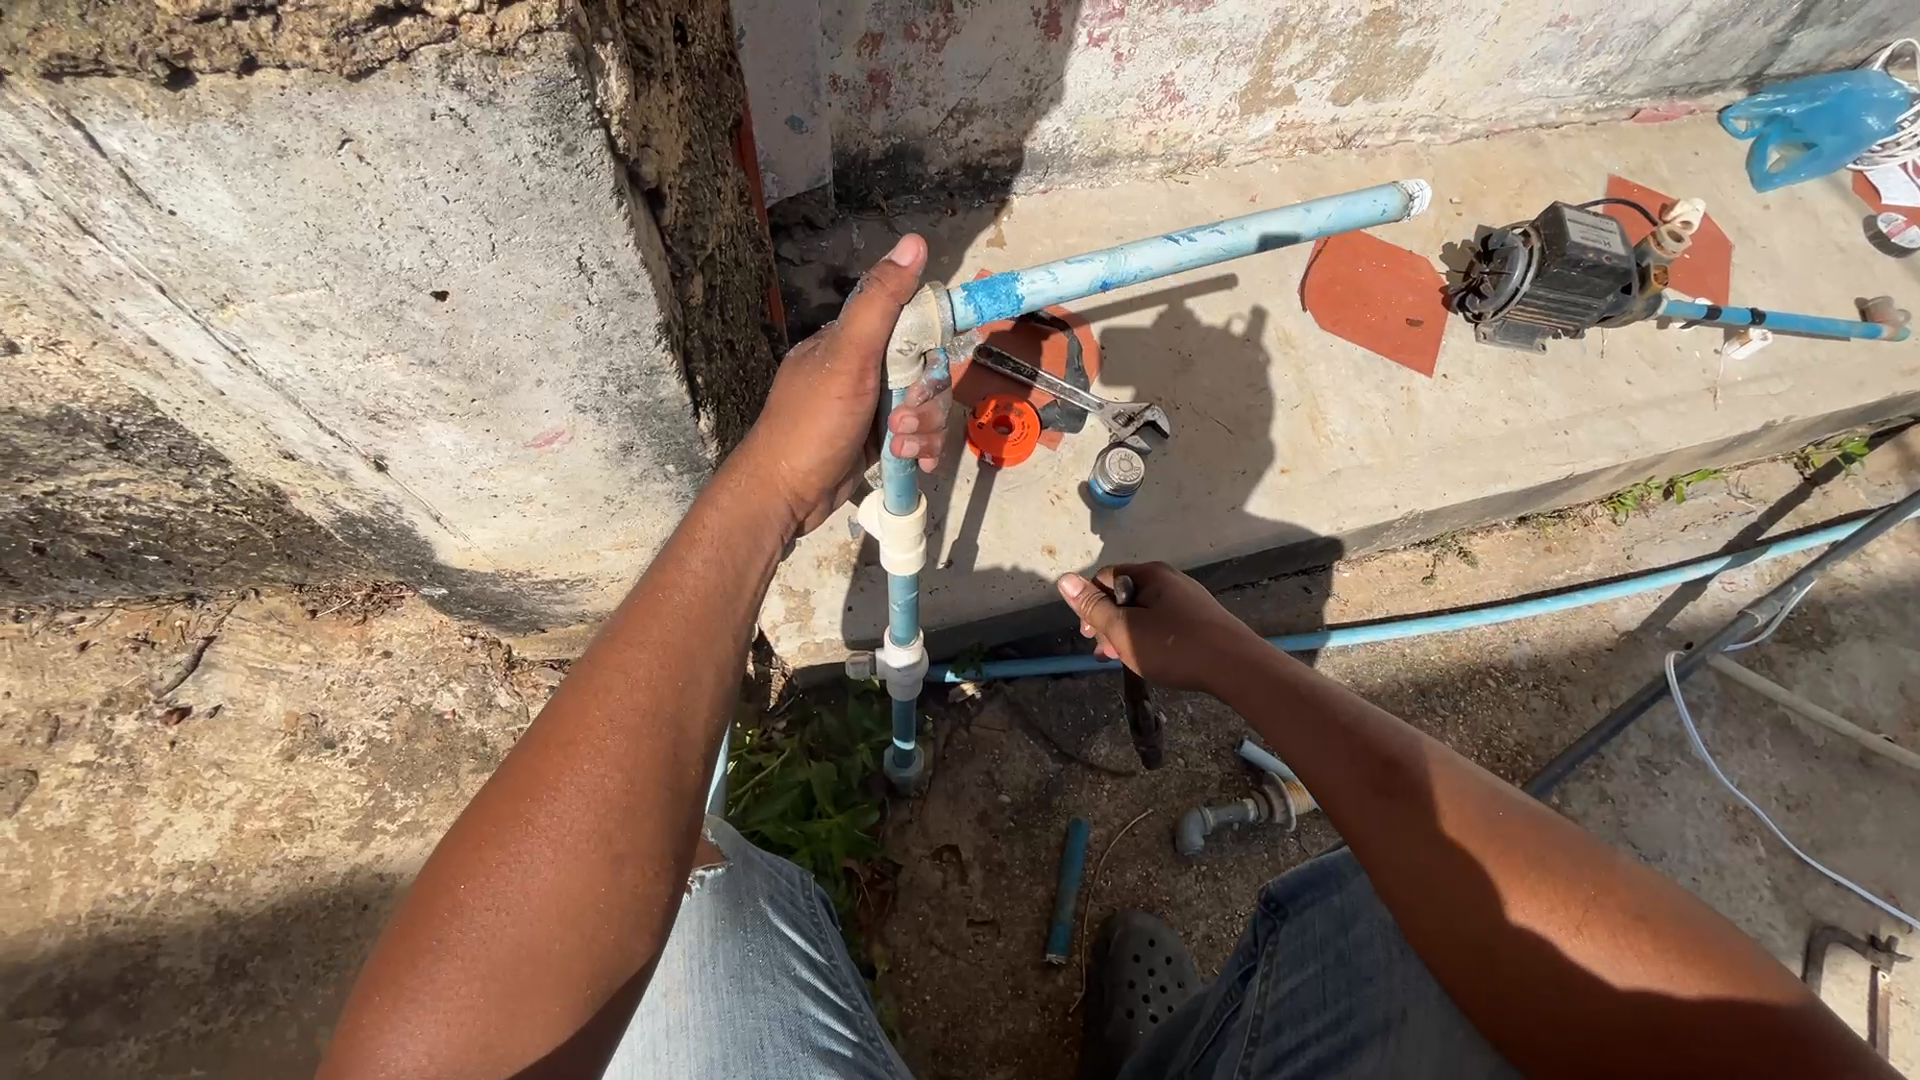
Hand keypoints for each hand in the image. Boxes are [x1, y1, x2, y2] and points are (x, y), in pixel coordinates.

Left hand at [736, 234, 952, 536]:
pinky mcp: (879, 442)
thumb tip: (914, 241)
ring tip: (902, 448)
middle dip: (925, 401)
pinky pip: (917, 436)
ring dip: (924, 430)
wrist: (786, 495)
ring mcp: (872, 409)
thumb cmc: (811, 423)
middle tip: (903, 421)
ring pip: (925, 407)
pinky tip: (917, 463)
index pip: (910, 326)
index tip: (935, 367)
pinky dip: (922, 449)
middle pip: (925, 372)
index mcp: (853, 342)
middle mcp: (864, 370)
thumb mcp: (847, 357)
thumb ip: (881, 302)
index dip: (931, 345)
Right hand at [1055, 562, 1259, 691]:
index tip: (1088, 635)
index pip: (1105, 578)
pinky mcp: (1201, 620)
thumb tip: (1064, 579)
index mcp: (1151, 575)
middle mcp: (1170, 580)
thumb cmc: (1175, 647)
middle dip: (1108, 623)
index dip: (1090, 604)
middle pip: (1125, 595)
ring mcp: (1188, 600)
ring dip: (1127, 634)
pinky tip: (1150, 660)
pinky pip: (1164, 623)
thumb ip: (1093, 607)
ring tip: (1125, 660)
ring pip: (1144, 612)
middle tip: (1106, 652)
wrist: (1238, 668)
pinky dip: (1149, 639)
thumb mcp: (1124, 629)